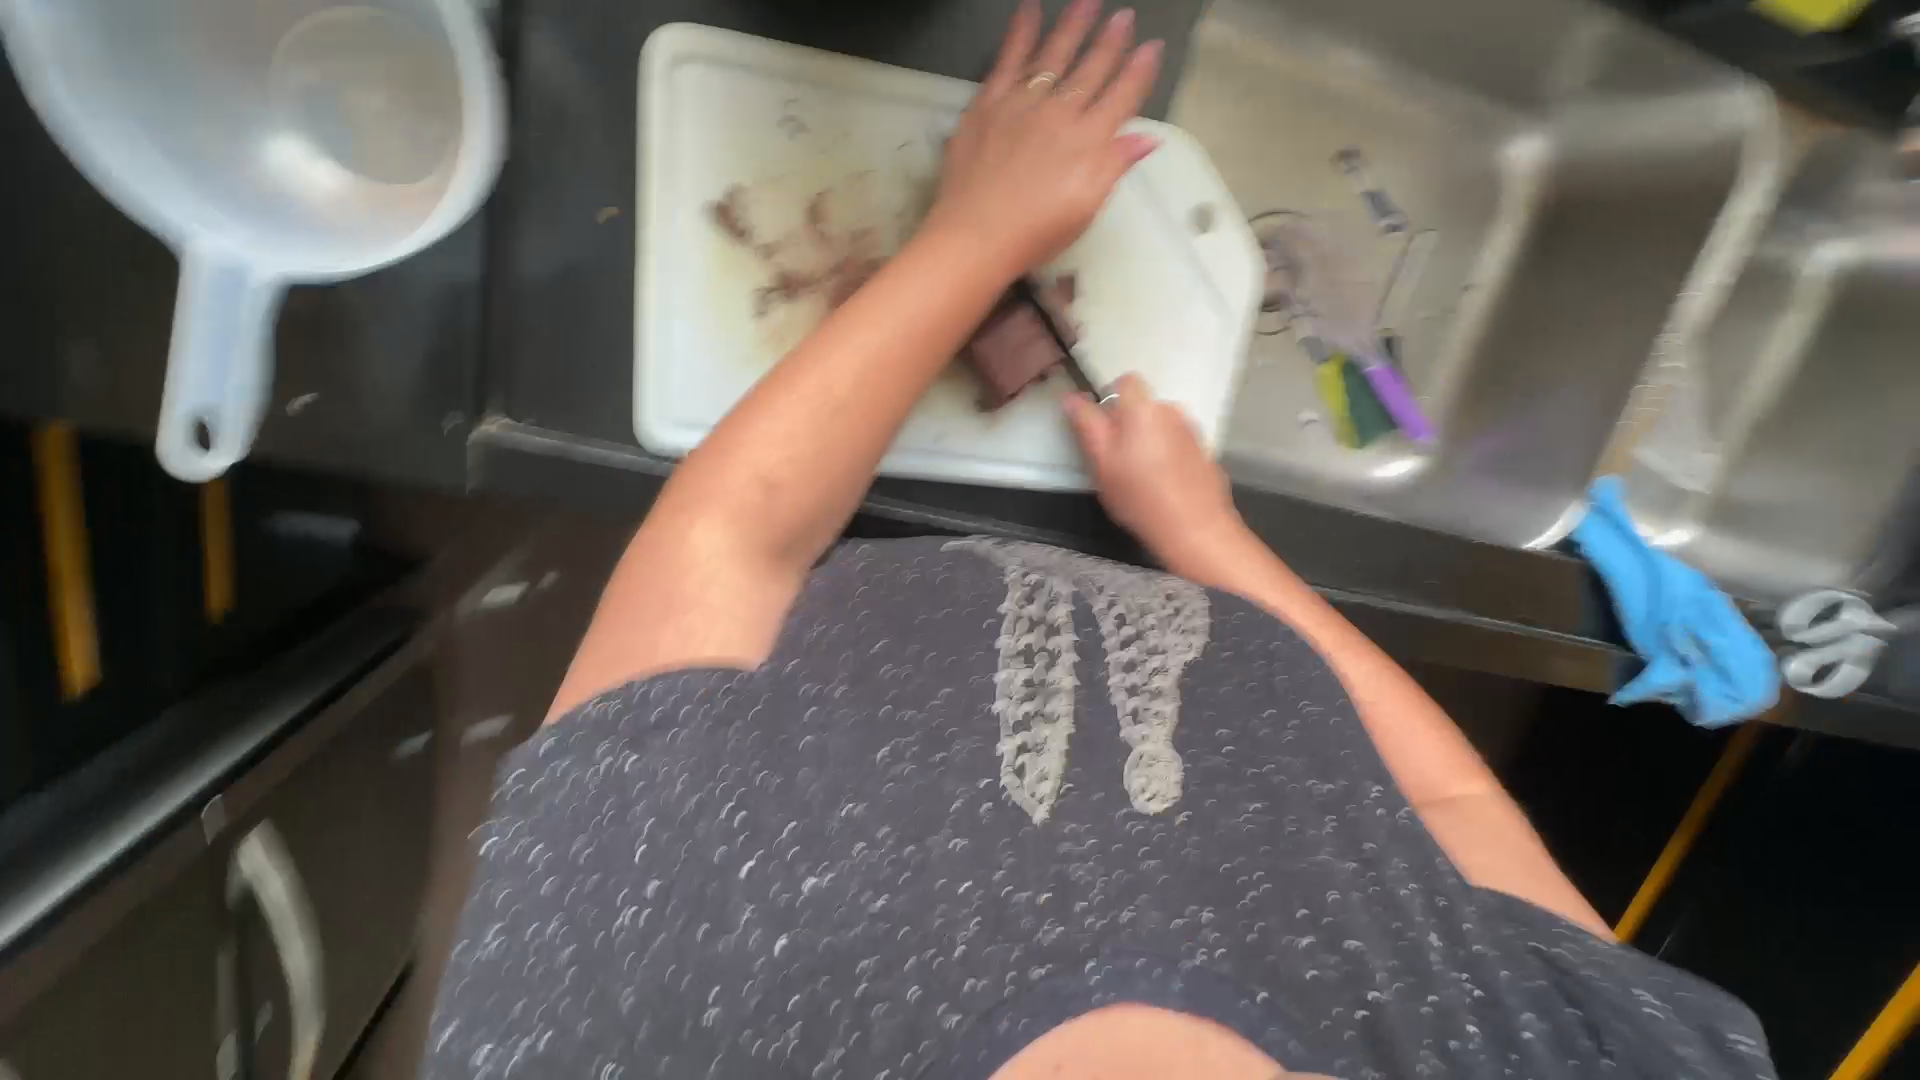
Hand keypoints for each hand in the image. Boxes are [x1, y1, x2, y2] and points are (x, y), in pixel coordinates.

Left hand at [922, 0, 1163, 275]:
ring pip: (1055, 55)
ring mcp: (1024, 105)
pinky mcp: (989, 104)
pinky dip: (1020, 33)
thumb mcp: (1085, 210)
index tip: (1152, 48)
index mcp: (1089, 142)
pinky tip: (1029, 10)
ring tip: (1088, 2)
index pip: (1122, 97)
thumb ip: (1114, 167)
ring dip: (1074, 27)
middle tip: (1125, 16)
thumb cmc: (1034, 234)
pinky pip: (1008, 59)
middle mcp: (1061, 113)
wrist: (976, 235)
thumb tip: (1148, 138)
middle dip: (1111, 41)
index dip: (1140, 72)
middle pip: (1092, 70)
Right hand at [1063, 374, 1251, 572]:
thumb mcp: (1101, 462)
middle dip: (1129, 423)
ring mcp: (1193, 432)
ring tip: (1142, 475)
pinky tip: (1163, 485)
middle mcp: (1172, 411)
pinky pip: (1179, 444)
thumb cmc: (1139, 496)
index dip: (1110, 398)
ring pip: (1161, 426)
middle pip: (1144, 406)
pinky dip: (1168, 456)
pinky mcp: (1205, 453)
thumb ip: (1086, 425)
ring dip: (1149, 440)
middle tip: (1117, 459)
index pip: (1126, 381)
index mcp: (1144, 409)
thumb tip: (1072, 398)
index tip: (1101, 427)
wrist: (1194, 528)